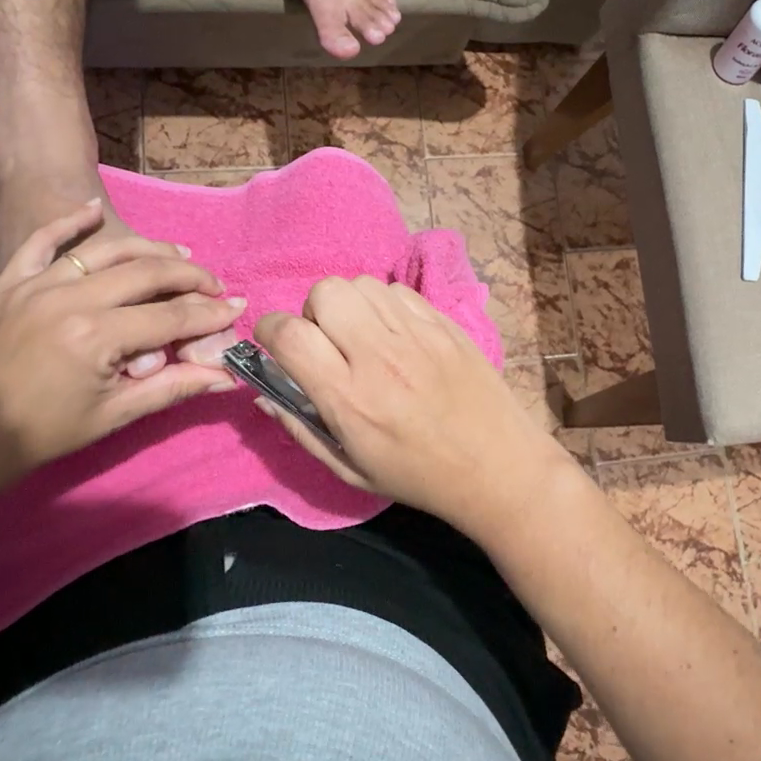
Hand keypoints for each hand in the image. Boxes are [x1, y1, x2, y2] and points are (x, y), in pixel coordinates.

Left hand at [0, 200, 244, 470]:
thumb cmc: (42, 433)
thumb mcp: (113, 415)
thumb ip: (172, 388)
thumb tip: (225, 377)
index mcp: (96, 338)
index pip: (171, 318)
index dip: (210, 314)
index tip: (237, 308)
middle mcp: (70, 300)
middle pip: (146, 274)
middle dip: (190, 278)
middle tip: (215, 285)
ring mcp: (37, 285)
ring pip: (105, 252)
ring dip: (148, 250)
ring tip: (179, 257)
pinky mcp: (10, 283)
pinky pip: (42, 243)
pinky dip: (68, 224)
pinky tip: (93, 211)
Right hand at [253, 276, 575, 539]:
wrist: (498, 467)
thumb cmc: (419, 476)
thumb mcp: (350, 471)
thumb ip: (301, 428)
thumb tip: (263, 393)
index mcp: (350, 398)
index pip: (290, 334)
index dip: (270, 332)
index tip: (274, 345)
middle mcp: (380, 357)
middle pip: (325, 292)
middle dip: (312, 312)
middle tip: (326, 341)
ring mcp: (417, 334)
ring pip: (361, 284)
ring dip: (349, 305)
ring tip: (361, 335)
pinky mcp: (444, 323)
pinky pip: (397, 291)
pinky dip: (384, 305)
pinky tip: (395, 334)